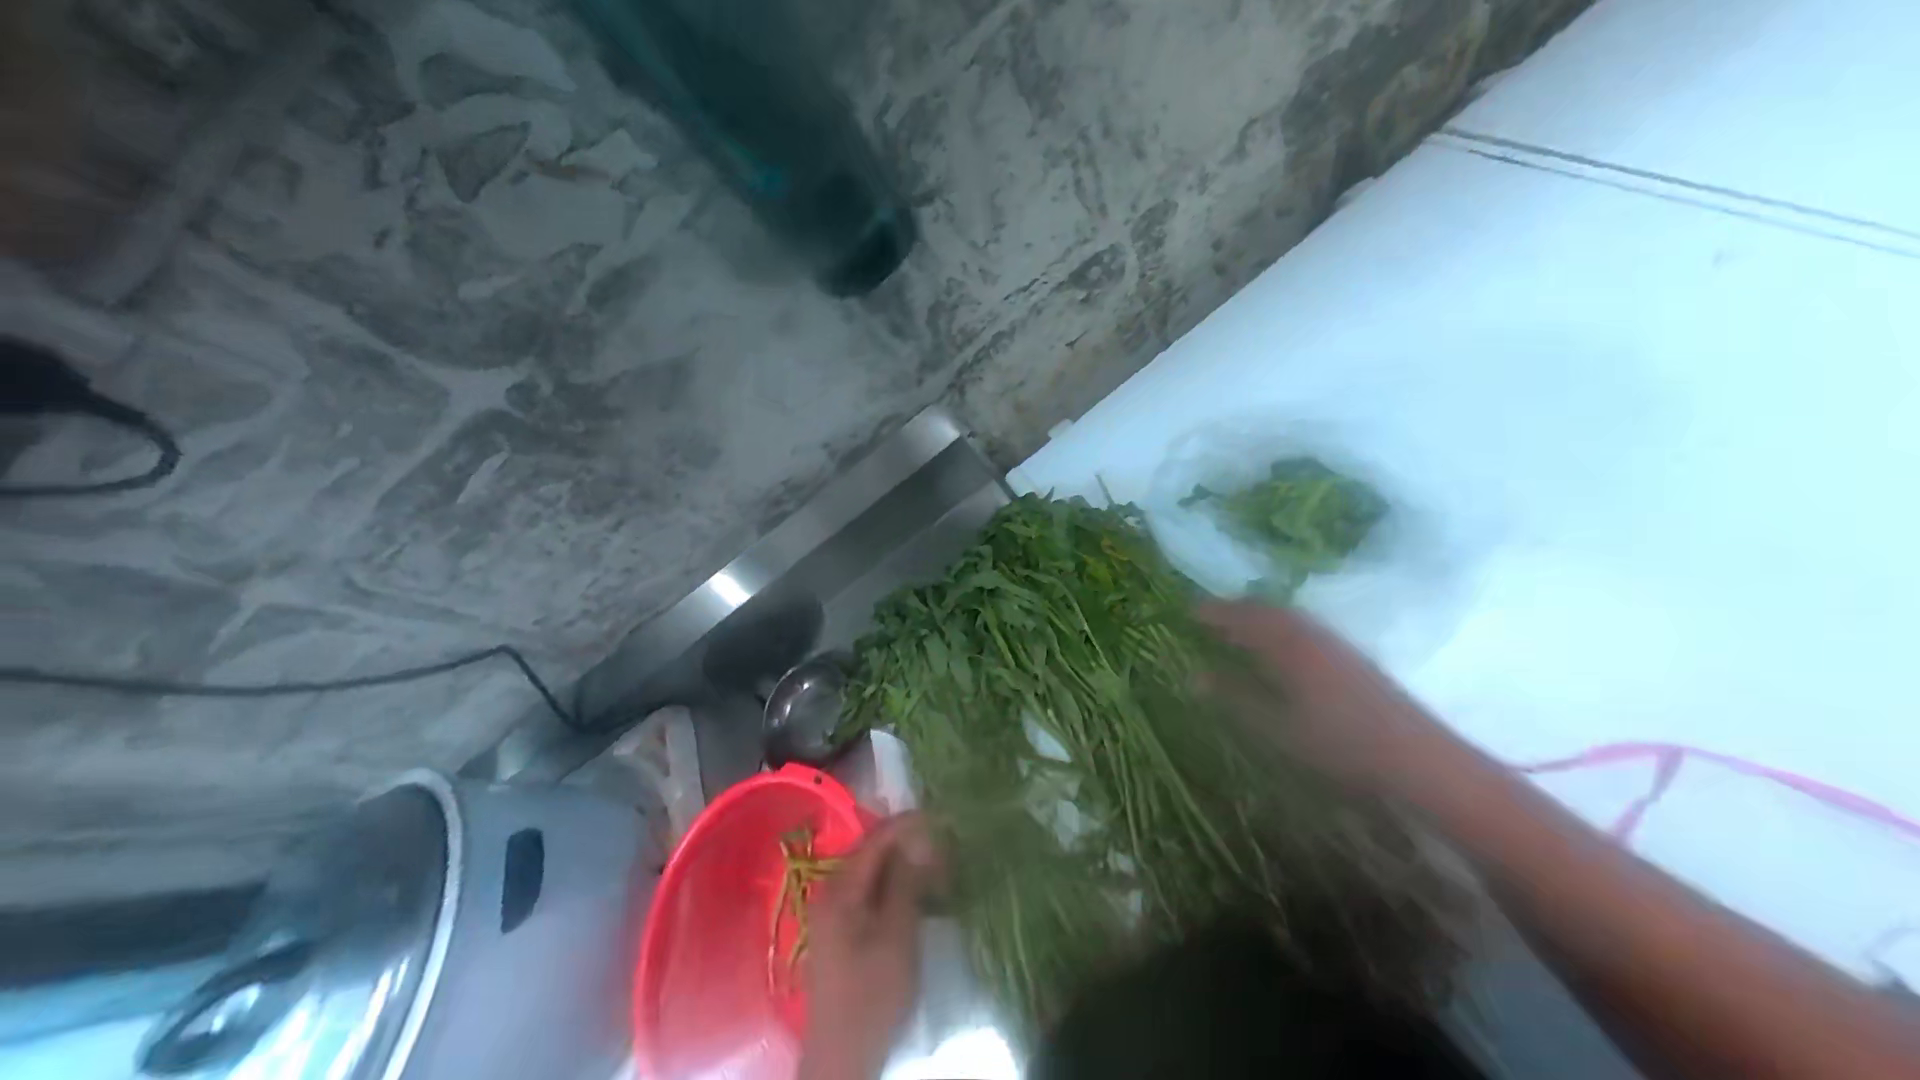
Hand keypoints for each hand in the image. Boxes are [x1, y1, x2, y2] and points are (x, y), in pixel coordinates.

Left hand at [798, 813, 941, 1079]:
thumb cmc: (872, 995)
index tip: (943, 815)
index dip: (909, 823)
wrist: (843, 1057)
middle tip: (946, 839)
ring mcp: (836, 913)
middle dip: (909, 841)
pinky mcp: (845, 932)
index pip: (876, 839)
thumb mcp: (896, 937)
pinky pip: (872, 893)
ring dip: (905, 864)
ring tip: (939, 861)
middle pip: (872, 853)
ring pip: (874, 873)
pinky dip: (897, 886)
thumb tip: (922, 835)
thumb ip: (907, 882)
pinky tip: (920, 892)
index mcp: (840, 889)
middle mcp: (832, 892)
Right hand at [1196, 601, 1472, 799]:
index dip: (1216, 613)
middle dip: (1238, 610)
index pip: (1246, 619)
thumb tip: (1194, 676)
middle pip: (1270, 611)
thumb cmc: (1341, 746)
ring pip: (1292, 619)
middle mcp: (1315, 637)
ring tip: (1240, 628)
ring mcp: (1339, 646)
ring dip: (1262, 617)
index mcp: (1291, 647)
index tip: (1188, 611)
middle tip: (1211, 615)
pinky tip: (1282, 647)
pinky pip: (1308, 629)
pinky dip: (1284, 628)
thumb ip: (1235, 699)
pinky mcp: (1355, 659)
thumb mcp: (1277, 728)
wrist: (1422, 761)